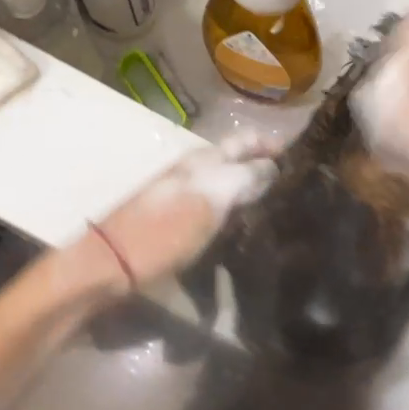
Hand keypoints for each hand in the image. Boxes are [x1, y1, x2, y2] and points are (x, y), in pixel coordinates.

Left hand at [33, 134, 277, 308]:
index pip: (245, 140)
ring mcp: (181, 197)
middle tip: (296, 184)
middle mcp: (191, 172)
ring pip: (224, 184)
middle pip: (235, 160)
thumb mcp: (209, 201)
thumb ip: (244, 179)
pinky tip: (243, 228)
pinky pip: (214, 208)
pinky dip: (233, 211)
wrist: (106, 268)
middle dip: (263, 165)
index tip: (302, 156)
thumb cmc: (160, 233)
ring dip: (250, 189)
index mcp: (201, 160)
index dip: (272, 144)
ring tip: (278, 206)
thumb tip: (273, 167)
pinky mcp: (174, 223)